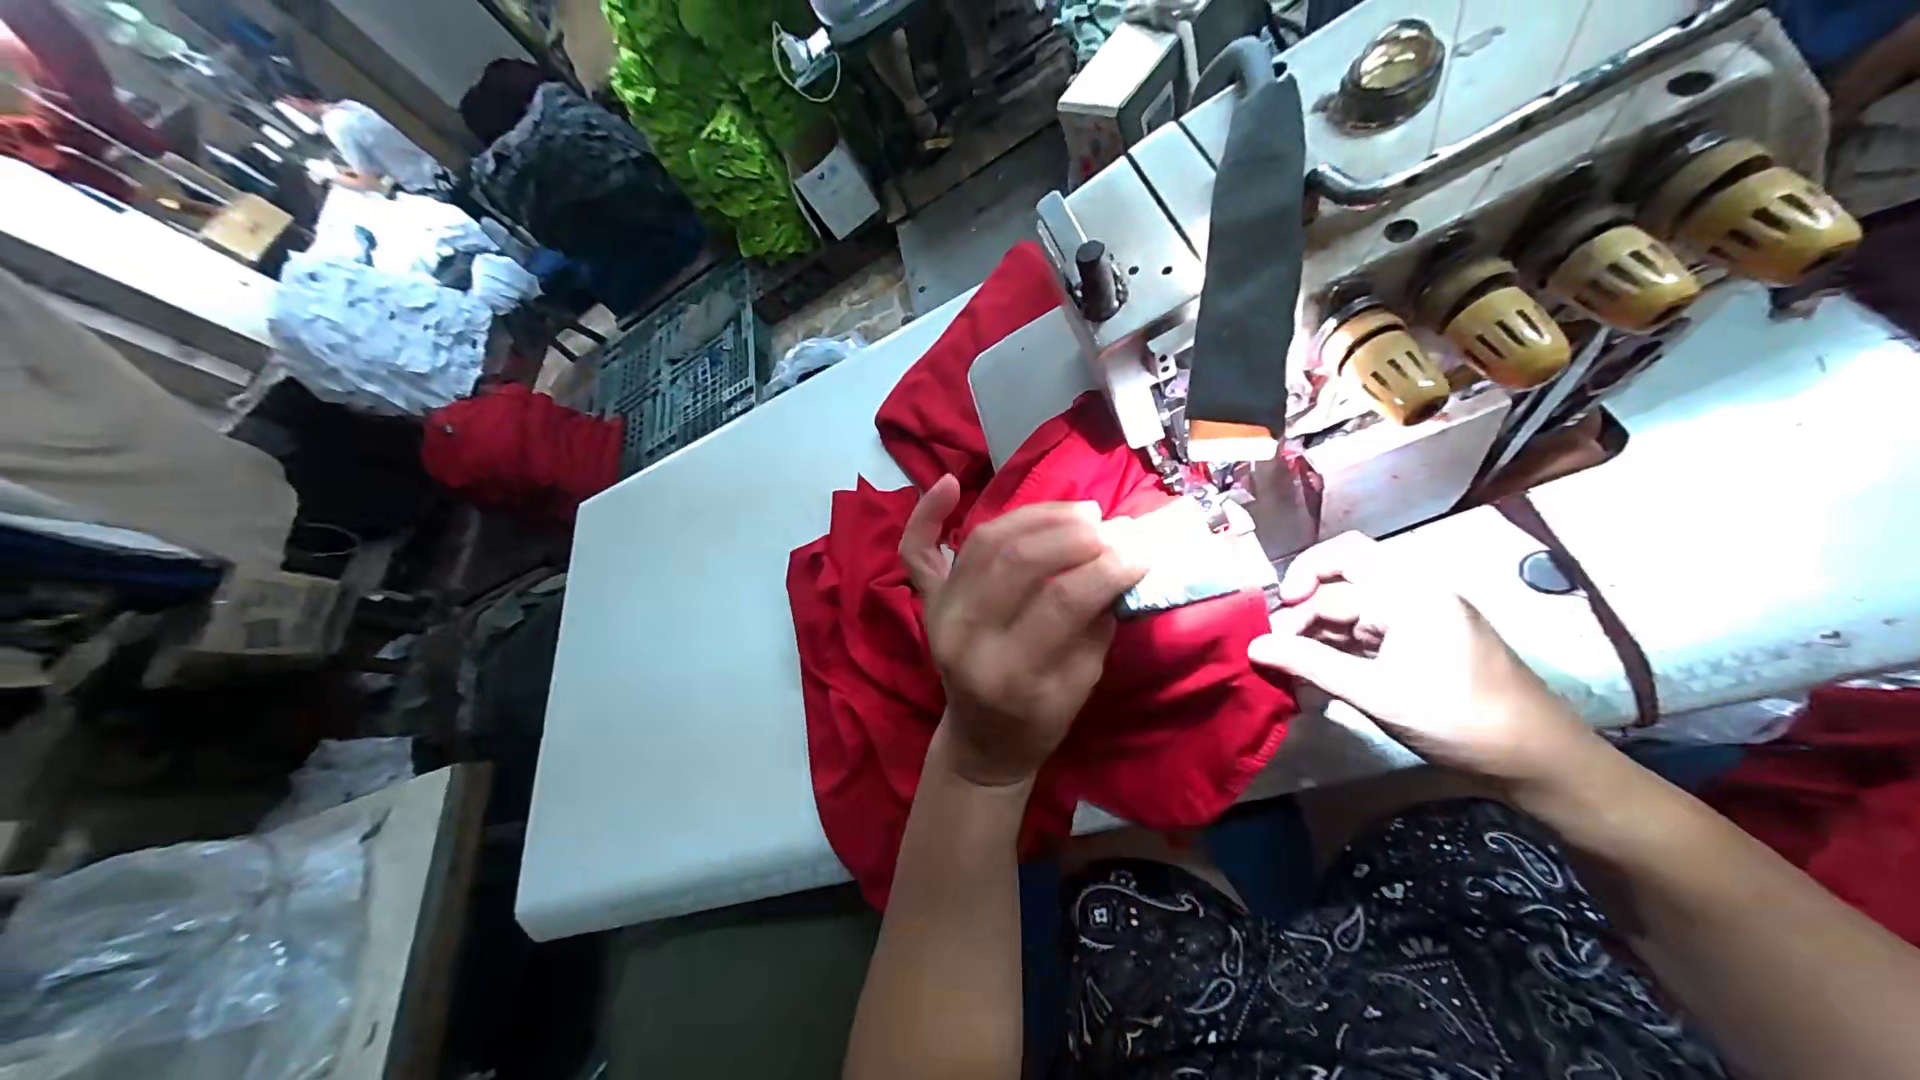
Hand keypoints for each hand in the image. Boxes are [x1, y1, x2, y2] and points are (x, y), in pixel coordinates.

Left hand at [900, 475, 1146, 787]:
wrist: (980, 740)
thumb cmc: (1037, 721)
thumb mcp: (1082, 684)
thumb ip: (1097, 621)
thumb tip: (1120, 556)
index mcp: (1007, 671)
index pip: (1061, 601)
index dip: (1106, 567)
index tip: (1141, 549)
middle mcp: (964, 635)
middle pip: (1017, 561)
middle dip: (1073, 535)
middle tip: (1110, 527)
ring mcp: (938, 613)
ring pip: (985, 542)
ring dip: (1036, 516)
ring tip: (1080, 512)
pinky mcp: (926, 601)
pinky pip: (917, 551)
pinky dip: (926, 514)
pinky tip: (949, 483)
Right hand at [1247, 532, 1603, 789]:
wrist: (1540, 761)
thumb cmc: (1459, 720)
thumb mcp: (1377, 693)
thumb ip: (1311, 665)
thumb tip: (1254, 647)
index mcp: (1411, 593)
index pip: (1342, 562)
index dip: (1301, 582)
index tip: (1276, 616)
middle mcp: (1415, 595)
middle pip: (1342, 584)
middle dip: (1303, 614)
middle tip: (1275, 650)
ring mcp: (1419, 620)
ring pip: (1352, 611)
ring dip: (1318, 635)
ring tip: (1290, 667)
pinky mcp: (1421, 644)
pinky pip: (1368, 634)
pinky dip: (1340, 649)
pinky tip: (1317, 674)